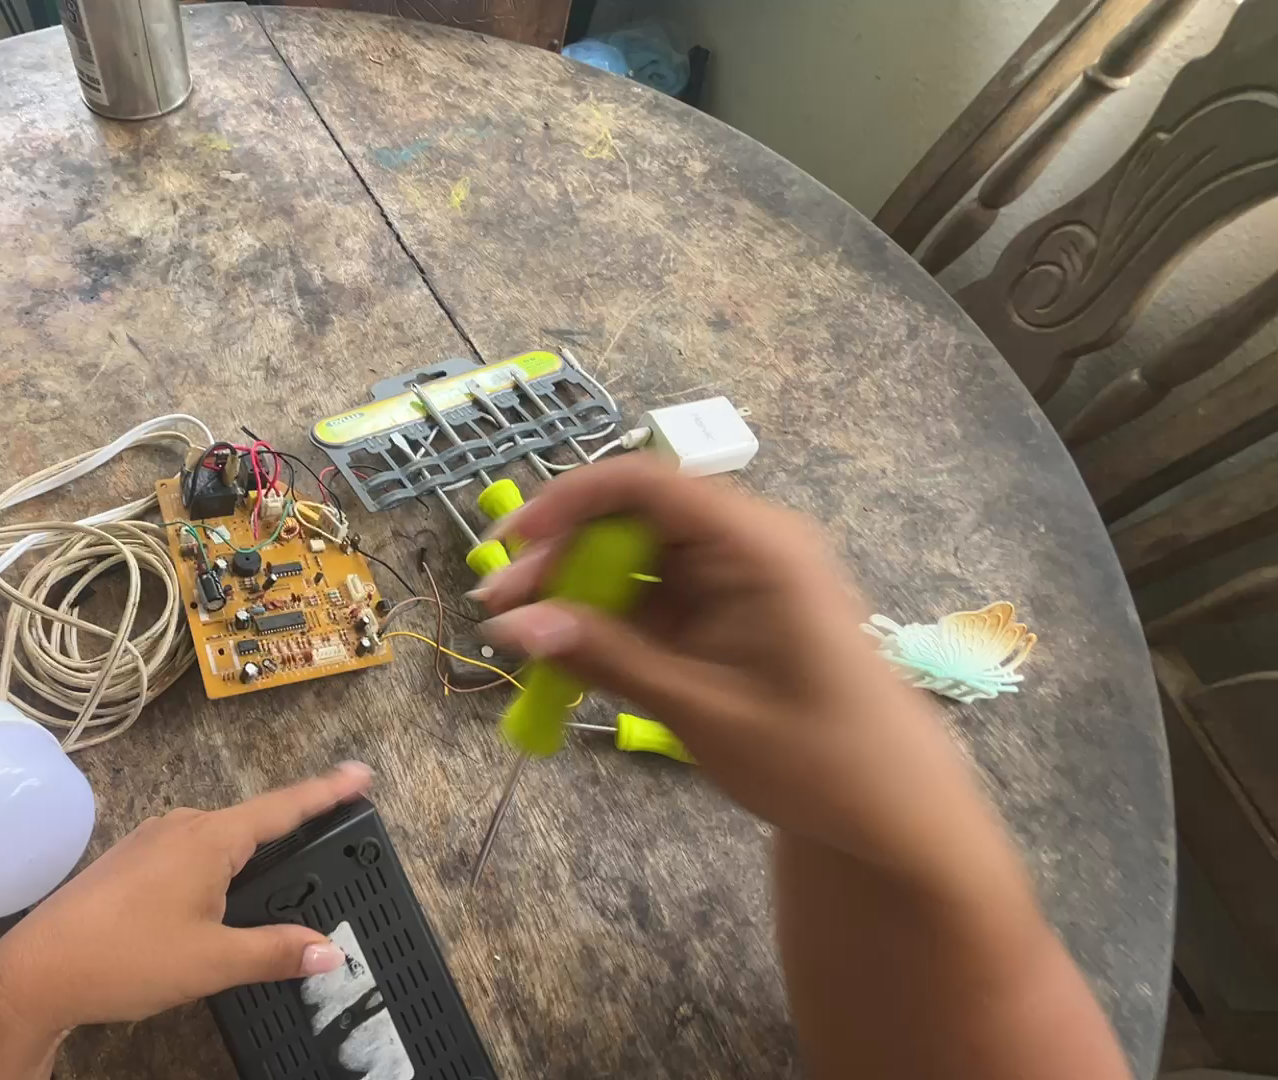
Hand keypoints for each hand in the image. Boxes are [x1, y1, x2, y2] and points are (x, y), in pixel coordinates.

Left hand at [0, 762, 372, 1034]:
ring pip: (220, 838)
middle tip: (327, 838)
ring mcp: (156, 836)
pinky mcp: (135, 855)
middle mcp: (185, 823)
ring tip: (274, 880)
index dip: (326, 791)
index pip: (284, 807)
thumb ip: (274, 952)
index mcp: (211, 838)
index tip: (361, 772)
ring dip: (251, 854)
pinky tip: (216, 896)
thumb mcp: (210, 962)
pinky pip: (194, 849)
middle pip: (253, 821)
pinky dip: (219, 865)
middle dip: (290, 830)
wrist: (39, 969)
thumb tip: (330, 953)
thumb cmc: (129, 958)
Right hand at [476, 456, 1000, 888]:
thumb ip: (602, 657)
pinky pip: (641, 600)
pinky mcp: (715, 613)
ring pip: (625, 561)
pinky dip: (597, 622)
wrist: (896, 821)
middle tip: (497, 605)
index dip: (568, 500)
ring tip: (517, 633)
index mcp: (756, 547)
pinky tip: (560, 650)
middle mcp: (739, 547)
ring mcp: (726, 580)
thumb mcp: (698, 707)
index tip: (512, 540)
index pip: (646, 486)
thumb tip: (507, 626)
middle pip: (626, 522)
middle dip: (556, 558)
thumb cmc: (819, 761)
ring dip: (569, 593)